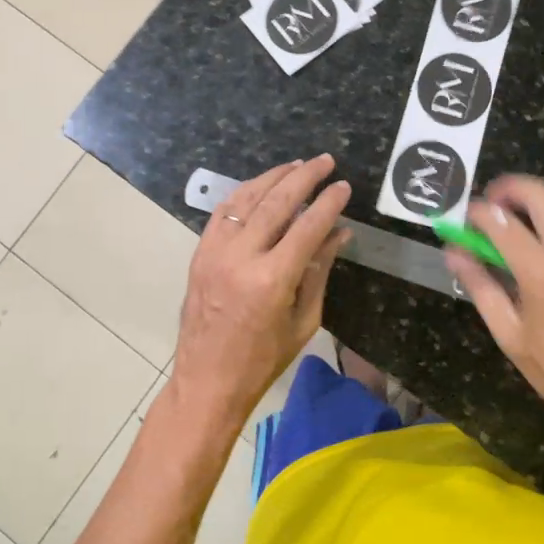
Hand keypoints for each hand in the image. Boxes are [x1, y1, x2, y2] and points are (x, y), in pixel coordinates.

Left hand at [170, 156, 350, 431]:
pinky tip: (261, 186)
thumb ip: (320, 270)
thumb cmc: (263, 360)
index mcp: (272, 280)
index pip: (307, 226)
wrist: (207, 382)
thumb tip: (339, 232)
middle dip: (304, 177)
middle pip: (277, 202)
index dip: (329, 203)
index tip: (344, 186)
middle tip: (325, 161)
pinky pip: (223, 212)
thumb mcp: (304, 320)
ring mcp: (215, 252)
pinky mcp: (200, 253)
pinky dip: (244, 193)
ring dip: (273, 177)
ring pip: (246, 198)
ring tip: (296, 165)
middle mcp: (241, 257)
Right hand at [444, 175, 543, 444]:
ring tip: (522, 269)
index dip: (477, 212)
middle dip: (510, 189)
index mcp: (542, 273)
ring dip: (536, 231)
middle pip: (540, 194)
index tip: (463, 217)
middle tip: (490, 203)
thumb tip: (454, 251)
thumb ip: (480, 286)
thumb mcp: (509, 334)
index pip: (501, 221)